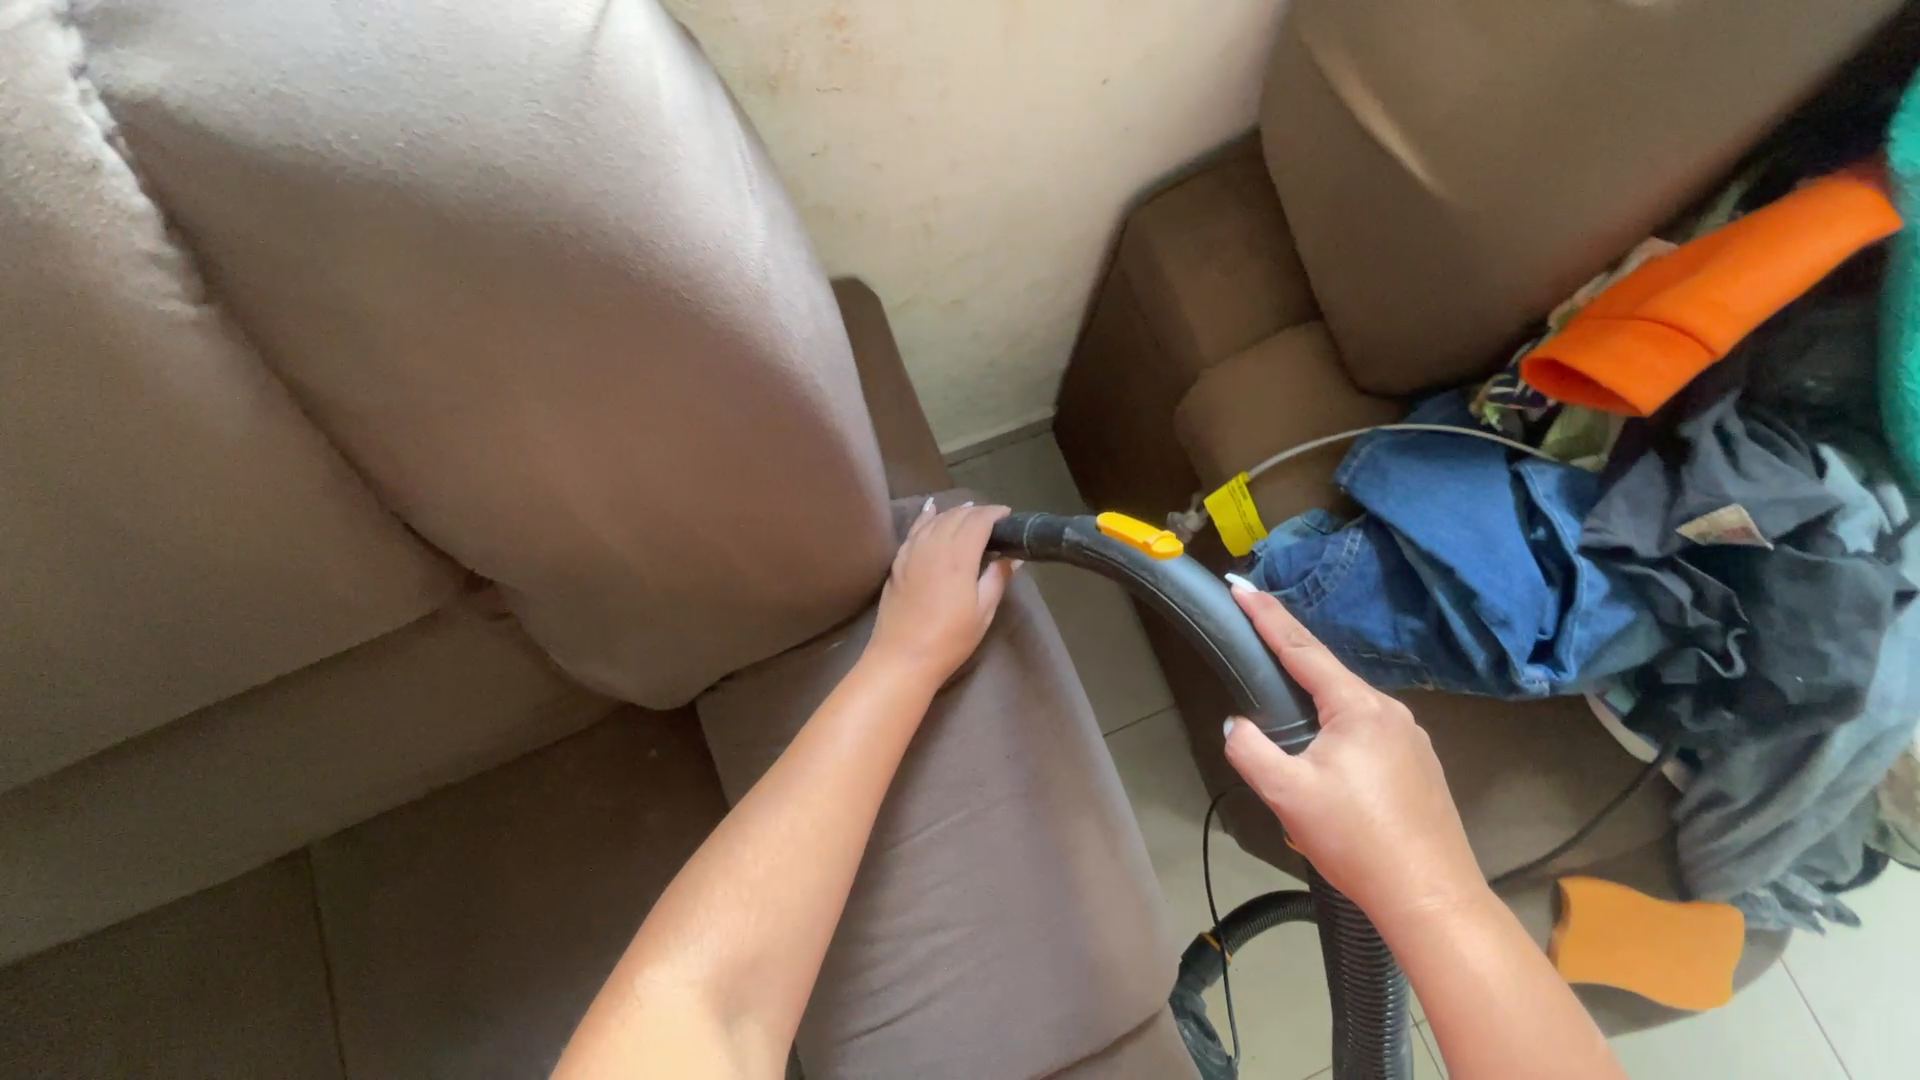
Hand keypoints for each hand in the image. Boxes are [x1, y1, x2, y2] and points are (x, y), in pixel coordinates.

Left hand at [865, 501, 1019, 685]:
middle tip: (993, 519)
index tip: (1008, 516)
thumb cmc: (949, 639)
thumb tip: (1013, 557)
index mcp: (958, 557)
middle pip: (956, 516)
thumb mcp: (983, 612)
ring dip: (953, 513)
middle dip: (976, 512)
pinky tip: (930, 510)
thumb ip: (997, 579)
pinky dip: (925, 517)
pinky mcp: (898, 562)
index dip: (994, 514)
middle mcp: (934, 546)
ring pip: (934, 520)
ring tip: (968, 512)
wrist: (902, 657)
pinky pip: (914, 531)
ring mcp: (912, 552)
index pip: (978, 521)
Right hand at [1220, 580, 1486, 928]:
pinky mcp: (1421, 769)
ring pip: (1348, 713)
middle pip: (1327, 679)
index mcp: (1358, 707)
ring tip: (1291, 749)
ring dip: (1315, 718)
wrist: (1432, 899)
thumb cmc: (1357, 840)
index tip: (1242, 586)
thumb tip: (1237, 726)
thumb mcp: (1287, 794)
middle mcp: (1391, 712)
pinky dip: (1339, 742)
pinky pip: (1368, 739)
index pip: (1301, 648)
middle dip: (1289, 671)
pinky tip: (1330, 776)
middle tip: (1256, 661)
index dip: (1267, 616)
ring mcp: (1412, 741)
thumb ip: (1250, 751)